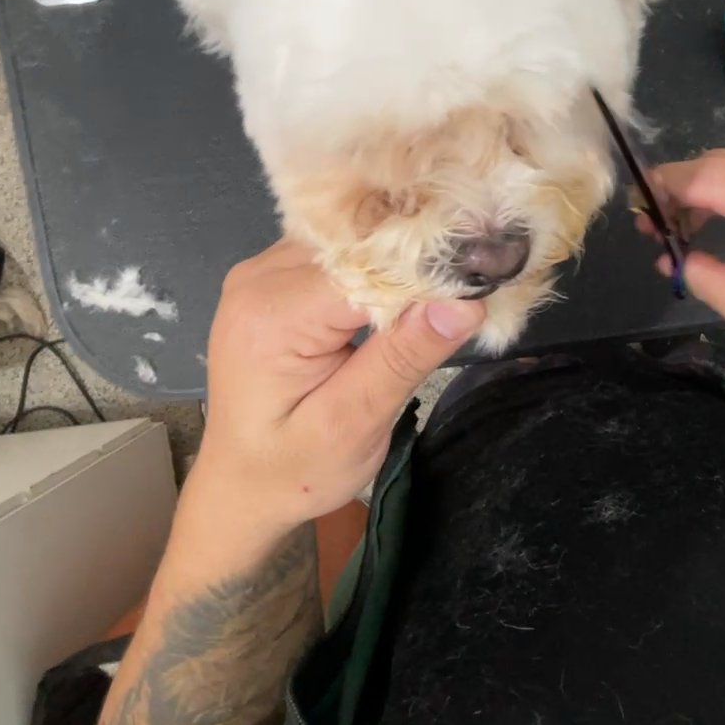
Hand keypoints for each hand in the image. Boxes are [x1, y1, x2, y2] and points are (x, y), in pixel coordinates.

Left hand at [188, 241, 484, 533]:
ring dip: (402, 253)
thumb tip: (465, 303)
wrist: (239, 487)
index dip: (427, 266)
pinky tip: (412, 280)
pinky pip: (338, 251)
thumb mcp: (353, 425)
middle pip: (358, 240)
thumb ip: (403, 359)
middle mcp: (261, 277)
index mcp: (272, 313)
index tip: (485, 274)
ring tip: (454, 273)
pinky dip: (380, 261)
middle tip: (483, 265)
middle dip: (420, 252)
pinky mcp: (277, 279)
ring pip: (351, 237)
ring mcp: (264, 272)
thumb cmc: (293, 470)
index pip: (366, 264)